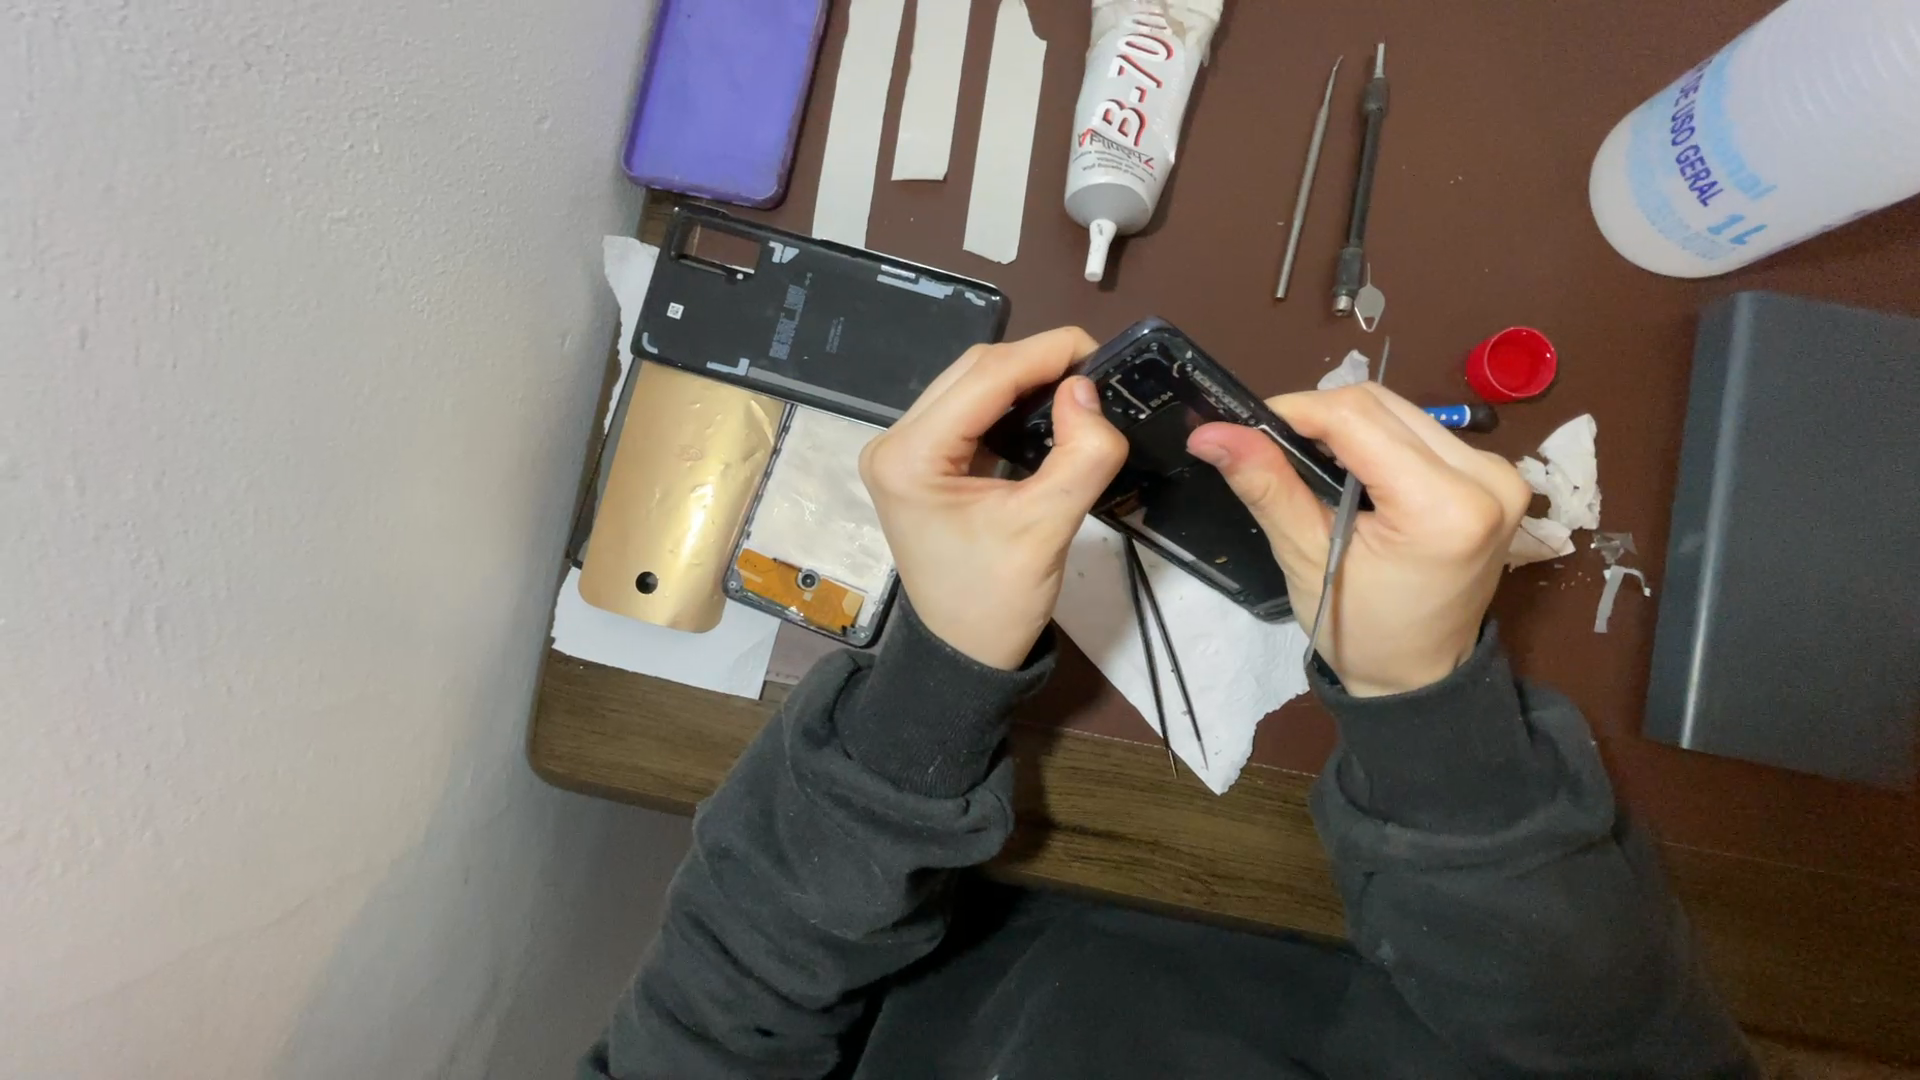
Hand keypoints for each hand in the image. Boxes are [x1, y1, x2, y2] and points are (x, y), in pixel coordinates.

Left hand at [860, 328, 1127, 669]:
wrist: (965, 651)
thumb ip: (1079, 457)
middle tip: (1095, 375)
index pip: (985, 377)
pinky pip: (969, 413)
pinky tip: (1046, 411)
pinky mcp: (921, 462)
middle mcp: (894, 442)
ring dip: (1024, 381)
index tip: (1102, 351)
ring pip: (972, 386)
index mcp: (909, 457)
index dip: (1047, 353)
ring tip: (1076, 391)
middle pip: (974, 372)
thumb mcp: (1046, 529)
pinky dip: (1010, 406)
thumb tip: (1088, 390)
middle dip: (1036, 364)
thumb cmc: (997, 602)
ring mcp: (904, 451)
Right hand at [1186, 384, 1530, 696]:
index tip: (1243, 426)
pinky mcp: (1494, 476)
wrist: (1419, 673)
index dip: (1293, 410)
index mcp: (1443, 505)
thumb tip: (1210, 433)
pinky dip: (1372, 439)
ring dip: (1343, 425)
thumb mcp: (1304, 557)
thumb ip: (1266, 486)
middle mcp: (1486, 476)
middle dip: (1315, 416)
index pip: (1357, 418)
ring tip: (1303, 461)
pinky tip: (1347, 470)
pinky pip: (1420, 431)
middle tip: (1267, 446)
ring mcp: (1499, 473)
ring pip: (1400, 411)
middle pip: (1381, 405)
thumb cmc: (1358, 628)